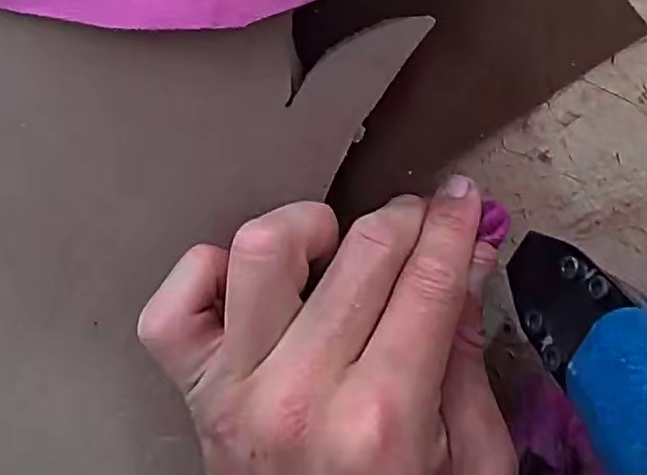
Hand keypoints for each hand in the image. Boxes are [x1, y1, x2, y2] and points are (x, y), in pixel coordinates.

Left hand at [138, 177, 513, 474]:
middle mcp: (301, 398)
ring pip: (263, 249)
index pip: (431, 276)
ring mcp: (237, 393)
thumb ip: (469, 345)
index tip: (465, 198)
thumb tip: (473, 247)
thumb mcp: (472, 453)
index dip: (457, 222)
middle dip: (411, 216)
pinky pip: (173, 309)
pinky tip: (263, 281)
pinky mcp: (196, 396)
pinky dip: (210, 272)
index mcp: (381, 420)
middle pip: (368, 247)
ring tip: (340, 246)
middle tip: (426, 222)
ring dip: (313, 225)